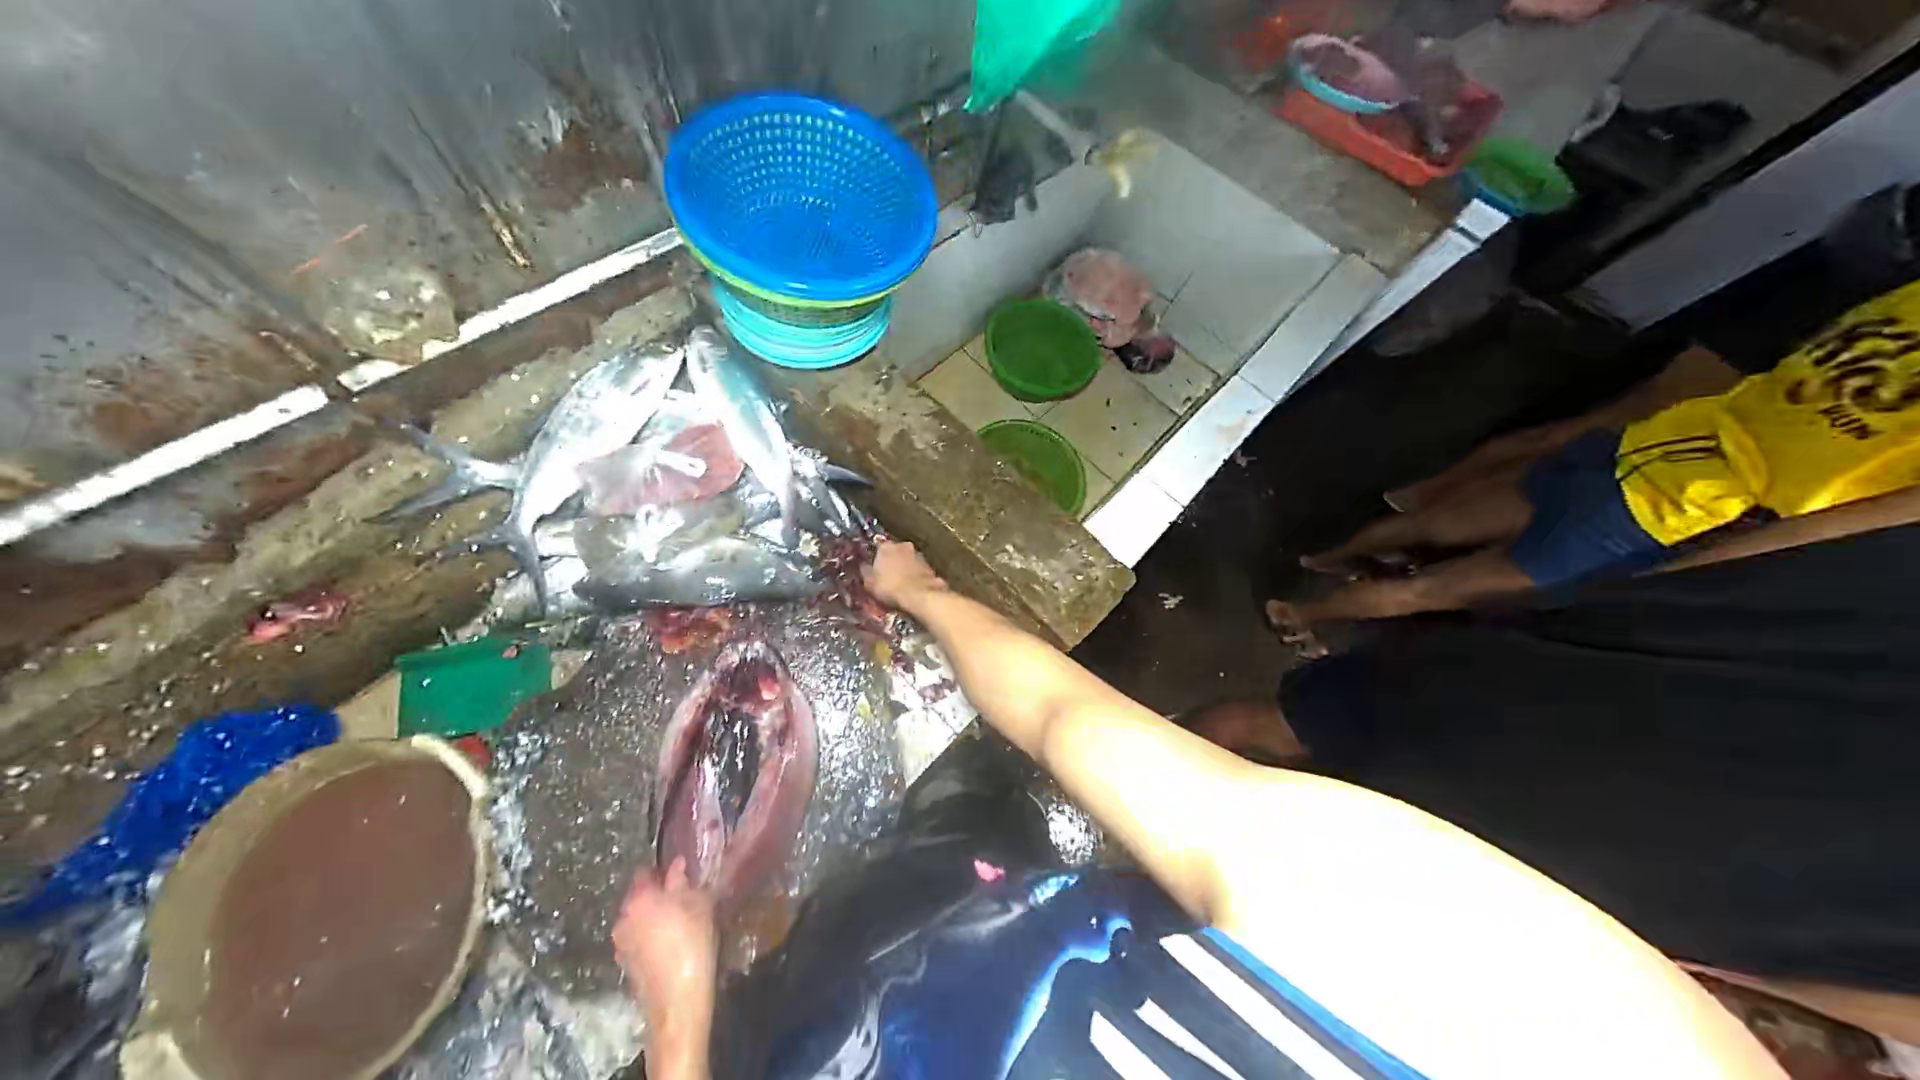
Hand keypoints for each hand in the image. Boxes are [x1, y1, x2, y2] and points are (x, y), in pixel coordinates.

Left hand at [612, 858, 717, 1028]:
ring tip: (676, 921)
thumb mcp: (699, 904)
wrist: (677, 1000)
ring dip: (652, 915)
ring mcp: (620, 943)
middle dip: (656, 894)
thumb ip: (683, 882)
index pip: (644, 872)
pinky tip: (668, 943)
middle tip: (681, 897)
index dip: (661, 870)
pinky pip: (635, 938)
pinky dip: (648, 935)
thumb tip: (676, 864)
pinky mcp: (623, 963)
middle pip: (637, 896)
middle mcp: (623, 917)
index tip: (679, 872)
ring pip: (636, 918)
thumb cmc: (692, 943)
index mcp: (640, 898)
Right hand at [863, 540, 947, 611]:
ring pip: (907, 559)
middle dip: (892, 561)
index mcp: (885, 547)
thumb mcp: (869, 583)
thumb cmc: (890, 588)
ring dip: (905, 567)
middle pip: (894, 552)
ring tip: (901, 583)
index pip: (877, 548)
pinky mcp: (930, 566)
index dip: (875, 558)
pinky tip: (912, 586)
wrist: (921, 596)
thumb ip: (865, 571)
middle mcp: (903, 545)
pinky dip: (915, 575)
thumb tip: (864, 566)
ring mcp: (918, 554)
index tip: (874, 569)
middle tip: (888, 576)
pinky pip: (918, 569)